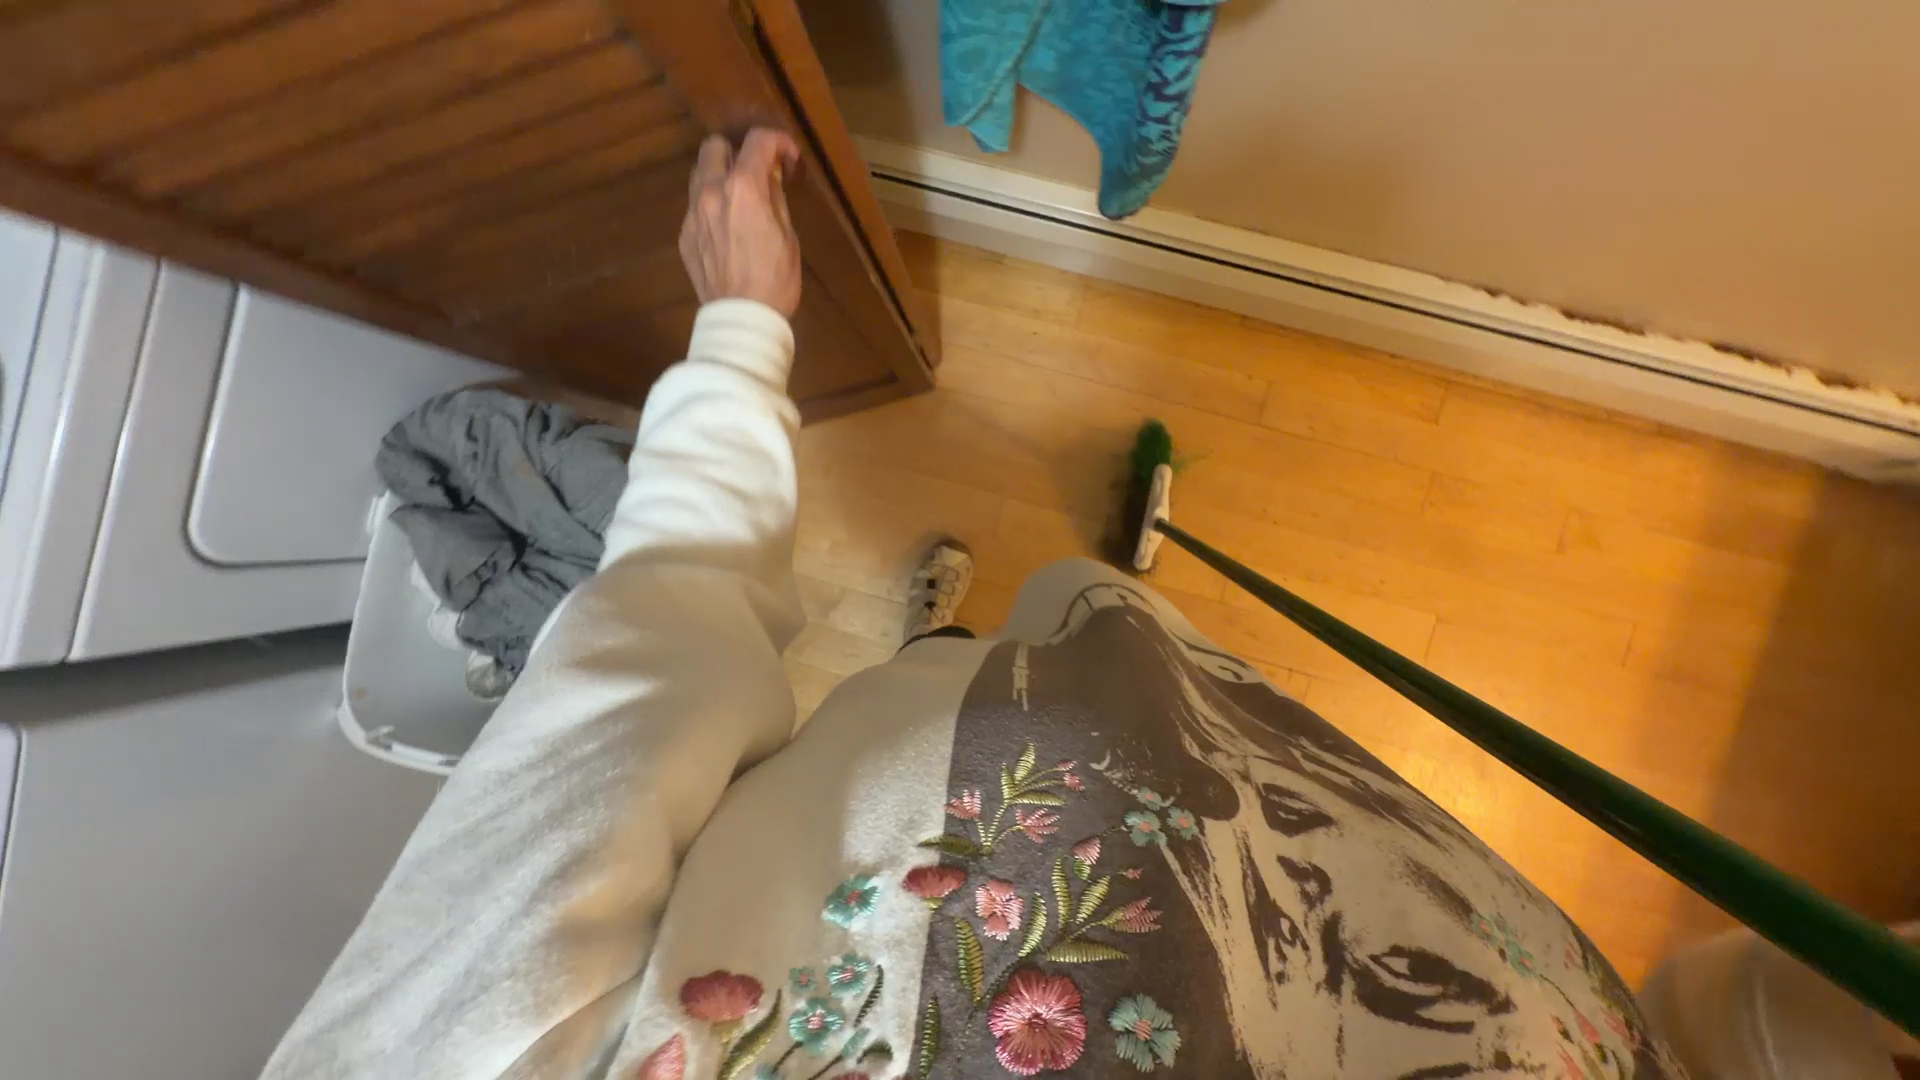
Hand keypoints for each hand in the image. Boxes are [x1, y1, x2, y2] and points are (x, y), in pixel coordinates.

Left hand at [679, 128, 802, 318]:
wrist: (742, 319)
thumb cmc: (776, 282)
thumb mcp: (788, 238)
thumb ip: (775, 200)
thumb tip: (770, 178)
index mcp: (744, 190)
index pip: (757, 142)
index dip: (778, 141)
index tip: (789, 156)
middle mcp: (711, 192)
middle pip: (715, 146)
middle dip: (737, 151)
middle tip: (756, 171)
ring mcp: (693, 213)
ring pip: (700, 174)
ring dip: (719, 175)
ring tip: (738, 196)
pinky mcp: (685, 235)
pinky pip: (696, 206)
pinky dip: (712, 205)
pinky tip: (726, 227)